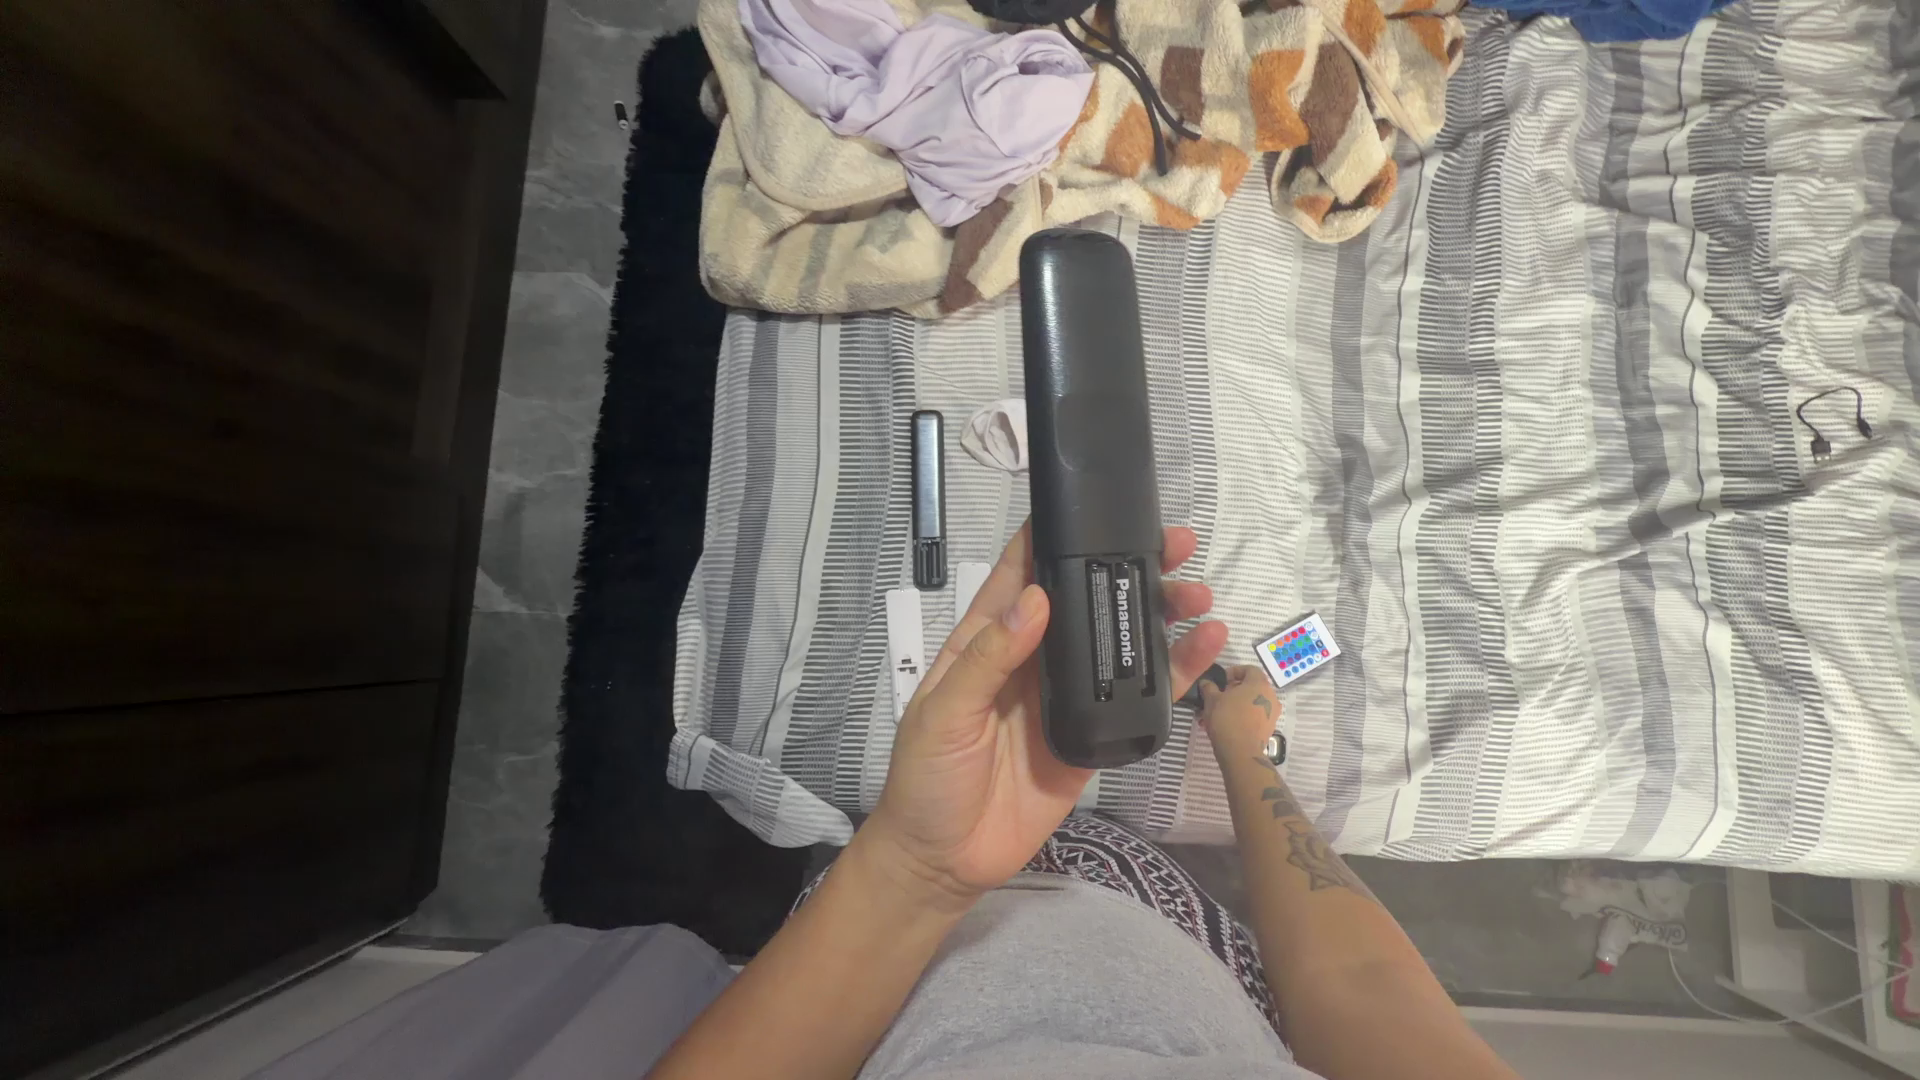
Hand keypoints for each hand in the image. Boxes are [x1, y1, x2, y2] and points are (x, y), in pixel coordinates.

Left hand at [860, 521, 1226, 908]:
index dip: (1053, 535)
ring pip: (1118, 639)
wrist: (948, 858)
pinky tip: (1204, 647)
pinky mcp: (1094, 733)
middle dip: (1126, 565)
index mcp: (989, 639)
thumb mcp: (946, 712)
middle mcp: (1034, 656)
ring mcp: (1068, 693)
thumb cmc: (929, 777)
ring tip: (1196, 591)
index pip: (1022, 573)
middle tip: (1174, 543)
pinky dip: (1172, 671)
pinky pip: (1137, 696)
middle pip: (1084, 598)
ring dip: (1158, 611)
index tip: (1095, 503)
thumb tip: (1037, 600)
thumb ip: (989, 659)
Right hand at [1199, 665, 1279, 764]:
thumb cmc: (1226, 717)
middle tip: (1217, 697)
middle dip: (1233, 691)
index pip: (1250, 669)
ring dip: (1235, 705)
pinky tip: (1223, 725)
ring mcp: (1271, 714)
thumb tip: (1206, 683)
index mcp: (1259, 684)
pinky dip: (1241, 717)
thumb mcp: (1211, 699)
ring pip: (1251, 703)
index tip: (1221, 681)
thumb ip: (1209, 687)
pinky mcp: (1268, 729)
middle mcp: (1270, 697)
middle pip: (1251, 687)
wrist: (1239, 750)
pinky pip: (1253, 717)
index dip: (1234, 672)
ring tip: (1216, 714)